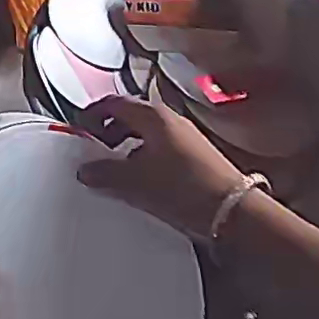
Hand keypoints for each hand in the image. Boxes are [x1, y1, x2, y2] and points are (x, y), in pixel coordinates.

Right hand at [76, 95, 246, 238]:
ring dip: (127, 145)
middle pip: (130, 116)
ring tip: (117, 166)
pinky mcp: (197, 157)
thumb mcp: (134, 180)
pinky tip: (143, 179)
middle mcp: (171, 120)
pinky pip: (162, 148)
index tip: (81, 127)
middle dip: (109, 130)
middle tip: (95, 146)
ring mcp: (187, 138)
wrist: (236, 215)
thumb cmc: (187, 187)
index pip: (113, 103)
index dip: (93, 114)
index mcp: (152, 116)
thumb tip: (86, 170)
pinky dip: (145, 157)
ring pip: (146, 134)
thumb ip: (104, 172)